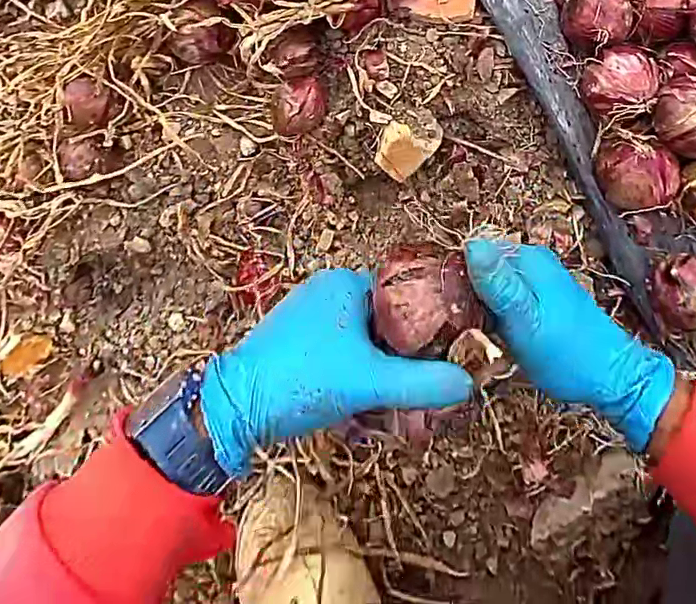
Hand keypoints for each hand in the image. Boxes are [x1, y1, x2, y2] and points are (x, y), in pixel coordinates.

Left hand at [199, 268, 472, 475]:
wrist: (228, 412)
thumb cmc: (300, 380)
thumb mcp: (368, 382)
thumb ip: (421, 383)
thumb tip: (467, 383)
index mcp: (345, 283)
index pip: (401, 294)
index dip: (424, 322)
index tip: (441, 350)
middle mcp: (326, 290)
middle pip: (383, 319)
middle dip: (400, 352)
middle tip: (415, 381)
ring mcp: (307, 315)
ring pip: (362, 338)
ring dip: (377, 367)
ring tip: (388, 397)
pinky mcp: (294, 340)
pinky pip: (340, 350)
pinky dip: (353, 371)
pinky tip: (357, 402)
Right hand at [465, 237, 674, 450]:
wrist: (611, 379)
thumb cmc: (567, 354)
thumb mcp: (525, 322)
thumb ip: (498, 285)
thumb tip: (471, 244)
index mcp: (528, 258)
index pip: (475, 251)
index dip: (457, 277)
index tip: (448, 307)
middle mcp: (534, 261)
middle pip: (483, 267)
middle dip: (467, 292)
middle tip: (461, 326)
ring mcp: (539, 279)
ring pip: (493, 284)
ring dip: (480, 306)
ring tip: (477, 333)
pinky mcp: (542, 299)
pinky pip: (507, 298)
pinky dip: (497, 314)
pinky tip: (495, 336)